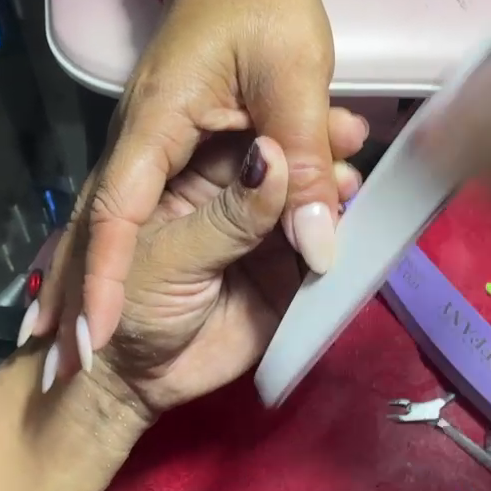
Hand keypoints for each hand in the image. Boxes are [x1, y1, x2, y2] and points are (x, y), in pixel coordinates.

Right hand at [38, 0, 349, 366]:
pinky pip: (181, 205)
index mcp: (153, 125)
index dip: (98, 279)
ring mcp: (154, 151)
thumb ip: (303, 165)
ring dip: (131, 271)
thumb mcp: (291, 78)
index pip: (114, 214)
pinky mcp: (176, 154)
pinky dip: (188, 239)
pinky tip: (210, 260)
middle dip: (90, 295)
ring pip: (145, 224)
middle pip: (114, 233)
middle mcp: (139, 146)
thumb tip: (320, 250)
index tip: (87, 340)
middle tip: (70, 356)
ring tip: (112, 324)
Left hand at [46, 126, 367, 417]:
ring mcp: (259, 234)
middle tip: (351, 136)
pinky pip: (317, 249)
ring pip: (303, 202)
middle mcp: (227, 196)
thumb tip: (274, 155)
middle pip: (280, 163)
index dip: (276, 123)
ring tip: (352, 180)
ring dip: (330, 189)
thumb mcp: (174, 255)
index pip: (238, 139)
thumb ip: (228, 216)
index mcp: (186, 178)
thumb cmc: (134, 308)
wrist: (139, 380)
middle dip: (314, 150)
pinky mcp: (284, 273)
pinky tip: (357, 220)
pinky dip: (338, 236)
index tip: (319, 110)